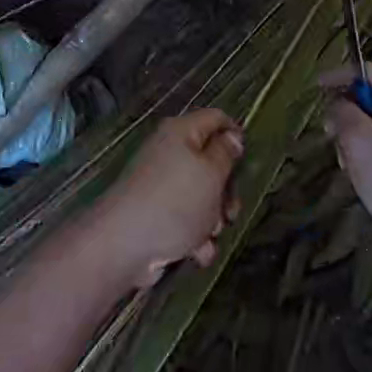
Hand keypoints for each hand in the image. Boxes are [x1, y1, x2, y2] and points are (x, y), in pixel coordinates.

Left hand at [86, 109, 244, 288]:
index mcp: (181, 132)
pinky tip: (197, 253)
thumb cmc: (175, 201)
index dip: (235, 134)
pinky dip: (196, 237)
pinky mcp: (156, 214)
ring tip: (211, 234)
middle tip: (231, 211)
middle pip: (210, 162)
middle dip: (226, 190)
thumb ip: (225, 153)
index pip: (215, 118)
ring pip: (202, 195)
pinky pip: (186, 220)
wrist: (124, 244)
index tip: (247, 159)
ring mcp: (161, 184)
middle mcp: (169, 152)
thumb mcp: (211, 173)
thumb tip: (231, 137)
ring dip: (213, 218)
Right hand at [320, 63, 371, 252]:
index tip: (316, 88)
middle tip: (330, 133)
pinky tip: (359, 176)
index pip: (368, 73)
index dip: (339, 76)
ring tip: (346, 161)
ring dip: (353, 137)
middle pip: (371, 98)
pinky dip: (365, 153)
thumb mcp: (358, 137)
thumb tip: (339, 103)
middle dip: (346, 112)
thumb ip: (343, 109)